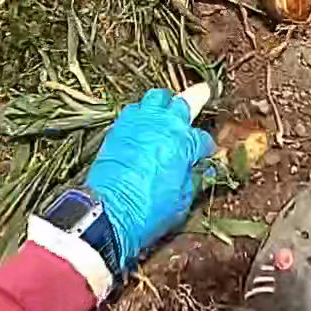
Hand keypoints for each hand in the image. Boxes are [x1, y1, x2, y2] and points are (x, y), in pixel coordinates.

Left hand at [86, 88, 216, 270]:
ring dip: (163, 106)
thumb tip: (199, 168)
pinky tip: (141, 130)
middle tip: (188, 121)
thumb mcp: (182, 202)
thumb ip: (194, 179)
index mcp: (185, 141)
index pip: (203, 138)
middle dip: (189, 110)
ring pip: (157, 97)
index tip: (203, 156)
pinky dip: (140, 117)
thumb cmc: (148, 210)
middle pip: (183, 102)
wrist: (106, 213)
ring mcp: (140, 121)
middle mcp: (165, 124)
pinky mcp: (119, 127)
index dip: (205, 149)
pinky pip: (134, 111)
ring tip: (163, 118)